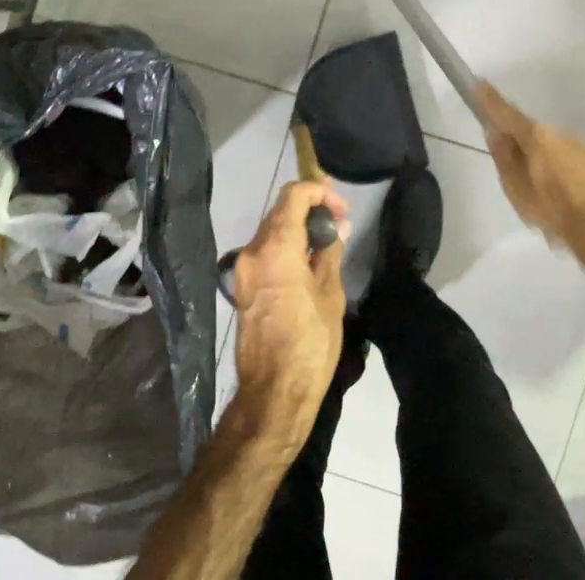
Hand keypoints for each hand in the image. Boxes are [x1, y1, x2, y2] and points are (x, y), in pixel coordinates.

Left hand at [231, 181, 348, 450]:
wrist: (274, 392)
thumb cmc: (309, 343)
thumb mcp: (330, 295)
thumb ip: (330, 253)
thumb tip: (337, 228)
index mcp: (274, 248)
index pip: (293, 196)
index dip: (320, 192)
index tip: (341, 209)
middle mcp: (252, 252)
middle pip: (280, 212)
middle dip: (310, 210)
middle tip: (339, 225)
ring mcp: (243, 270)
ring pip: (272, 233)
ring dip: (298, 230)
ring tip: (328, 246)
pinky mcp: (243, 287)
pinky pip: (265, 254)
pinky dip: (286, 249)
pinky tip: (308, 265)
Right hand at [477, 83, 584, 255]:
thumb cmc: (554, 210)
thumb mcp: (516, 188)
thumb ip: (504, 157)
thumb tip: (495, 132)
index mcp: (537, 137)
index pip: (507, 113)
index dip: (490, 100)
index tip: (478, 84)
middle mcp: (559, 134)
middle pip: (528, 131)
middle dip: (514, 140)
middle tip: (505, 165)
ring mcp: (579, 147)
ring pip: (546, 145)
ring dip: (535, 157)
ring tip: (532, 190)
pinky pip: (561, 158)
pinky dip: (552, 168)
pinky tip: (553, 194)